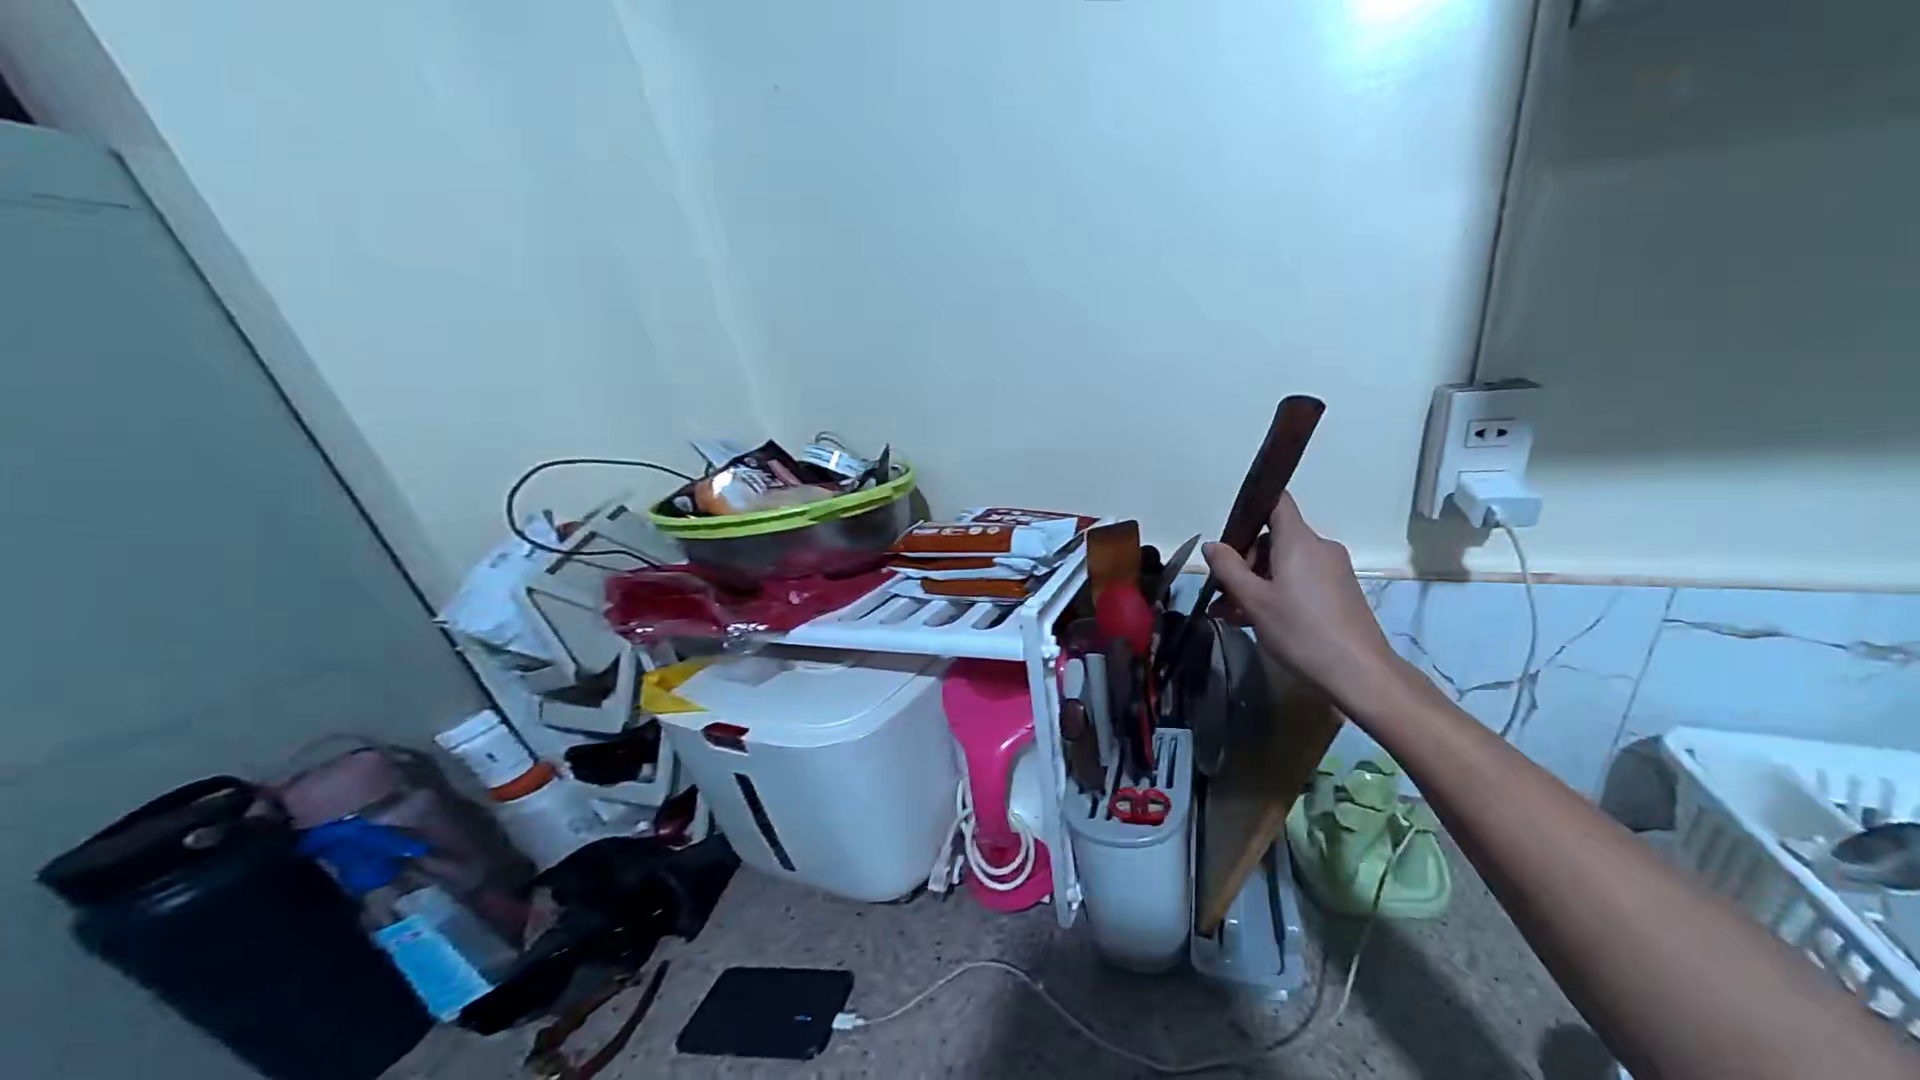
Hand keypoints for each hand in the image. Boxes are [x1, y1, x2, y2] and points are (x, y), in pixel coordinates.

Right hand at [1201, 493, 1398, 709]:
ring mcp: (1332, 570)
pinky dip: (1276, 593)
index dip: (1252, 508)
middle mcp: (1319, 547)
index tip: (1230, 535)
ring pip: (1284, 564)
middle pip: (1274, 539)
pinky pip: (1299, 581)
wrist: (1359, 673)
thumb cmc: (1300, 630)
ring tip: (1232, 615)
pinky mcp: (1339, 592)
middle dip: (1244, 562)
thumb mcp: (1254, 600)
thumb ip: (1228, 569)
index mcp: (1298, 540)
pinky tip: (1256, 620)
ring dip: (1256, 583)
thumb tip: (1212, 545)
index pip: (1277, 502)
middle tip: (1223, 593)